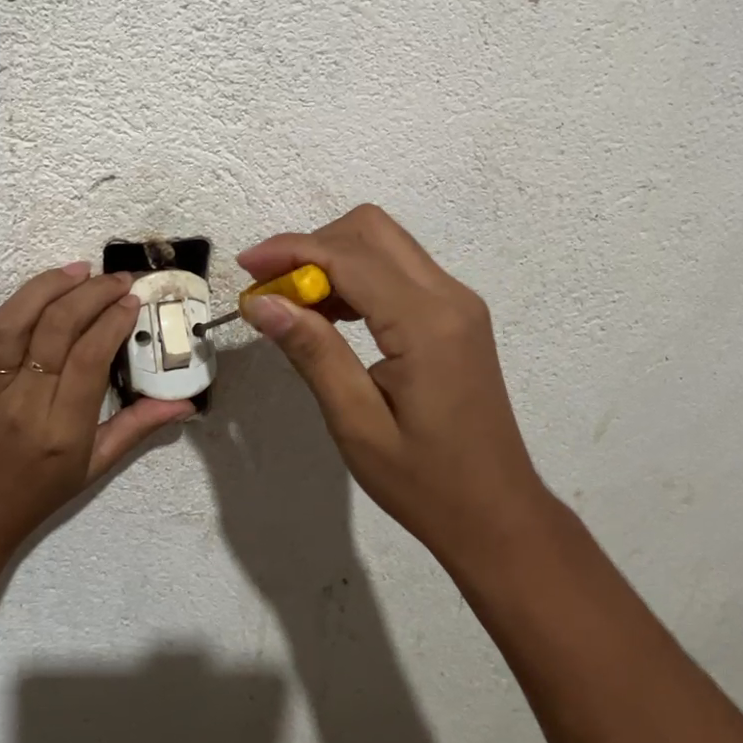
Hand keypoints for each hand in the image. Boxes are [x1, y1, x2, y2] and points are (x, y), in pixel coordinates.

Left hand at [0, 263, 195, 554]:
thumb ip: (137, 428)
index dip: (113, 321)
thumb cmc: (39, 492)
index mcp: (63, 428)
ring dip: (43, 289)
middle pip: (55, 330)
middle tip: (114, 280)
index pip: (90, 358)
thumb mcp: (95, 466)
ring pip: (10, 326)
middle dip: (90, 294)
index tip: (132, 301)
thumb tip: (185, 403)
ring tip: (73, 271)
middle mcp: (23, 404)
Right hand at [235, 205, 549, 557]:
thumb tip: (263, 302)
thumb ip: (313, 353)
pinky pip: (398, 271)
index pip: (348, 256)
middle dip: (312, 246)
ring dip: (332, 259)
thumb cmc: (425, 482)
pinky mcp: (456, 317)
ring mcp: (458, 304)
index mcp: (426, 323)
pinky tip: (330, 317)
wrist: (497, 513)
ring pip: (385, 244)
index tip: (245, 269)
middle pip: (371, 229)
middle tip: (272, 291)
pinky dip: (357, 277)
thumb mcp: (356, 423)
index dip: (290, 251)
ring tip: (293, 307)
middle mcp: (448, 297)